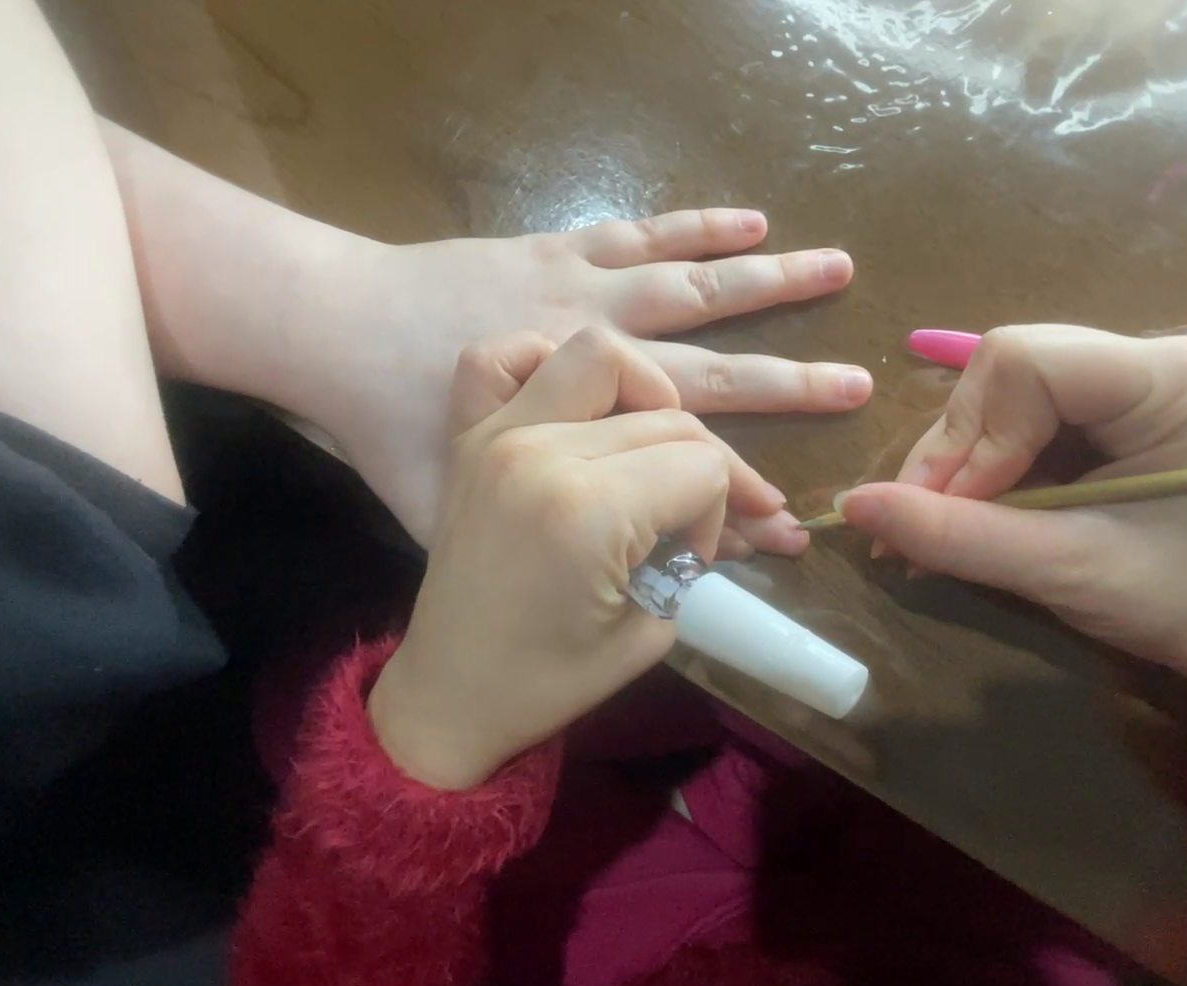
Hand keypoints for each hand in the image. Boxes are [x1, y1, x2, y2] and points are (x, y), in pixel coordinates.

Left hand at [267, 210, 865, 545]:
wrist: (327, 338)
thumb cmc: (389, 448)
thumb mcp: (478, 544)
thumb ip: (538, 542)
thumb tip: (667, 564)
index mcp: (578, 462)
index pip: (695, 473)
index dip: (734, 505)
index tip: (768, 532)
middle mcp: (594, 376)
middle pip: (716, 380)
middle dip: (794, 389)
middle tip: (859, 385)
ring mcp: (579, 304)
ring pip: (693, 291)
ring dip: (772, 283)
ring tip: (839, 267)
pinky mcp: (557, 257)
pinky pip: (638, 239)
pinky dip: (696, 228)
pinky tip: (748, 220)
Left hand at [369, 328, 764, 788]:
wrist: (451, 692)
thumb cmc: (551, 682)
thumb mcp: (649, 630)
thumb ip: (692, 551)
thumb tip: (728, 508)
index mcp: (590, 509)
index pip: (701, 467)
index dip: (720, 513)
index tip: (692, 559)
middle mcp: (541, 450)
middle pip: (665, 415)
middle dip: (704, 465)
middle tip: (695, 518)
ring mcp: (496, 434)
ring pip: (598, 357)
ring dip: (644, 391)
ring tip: (654, 441)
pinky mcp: (467, 437)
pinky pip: (500, 358)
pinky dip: (542, 362)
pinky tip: (575, 404)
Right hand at [841, 326, 1186, 766]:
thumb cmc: (1181, 602)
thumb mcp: (1062, 570)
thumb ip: (956, 535)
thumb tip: (851, 505)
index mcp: (1173, 378)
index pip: (1026, 360)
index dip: (974, 436)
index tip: (962, 512)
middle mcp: (1150, 357)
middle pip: (1002, 369)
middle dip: (955, 451)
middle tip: (926, 526)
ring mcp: (1125, 378)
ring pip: (994, 393)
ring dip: (954, 465)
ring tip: (935, 532)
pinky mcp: (1102, 407)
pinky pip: (1008, 416)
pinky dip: (974, 469)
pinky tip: (962, 516)